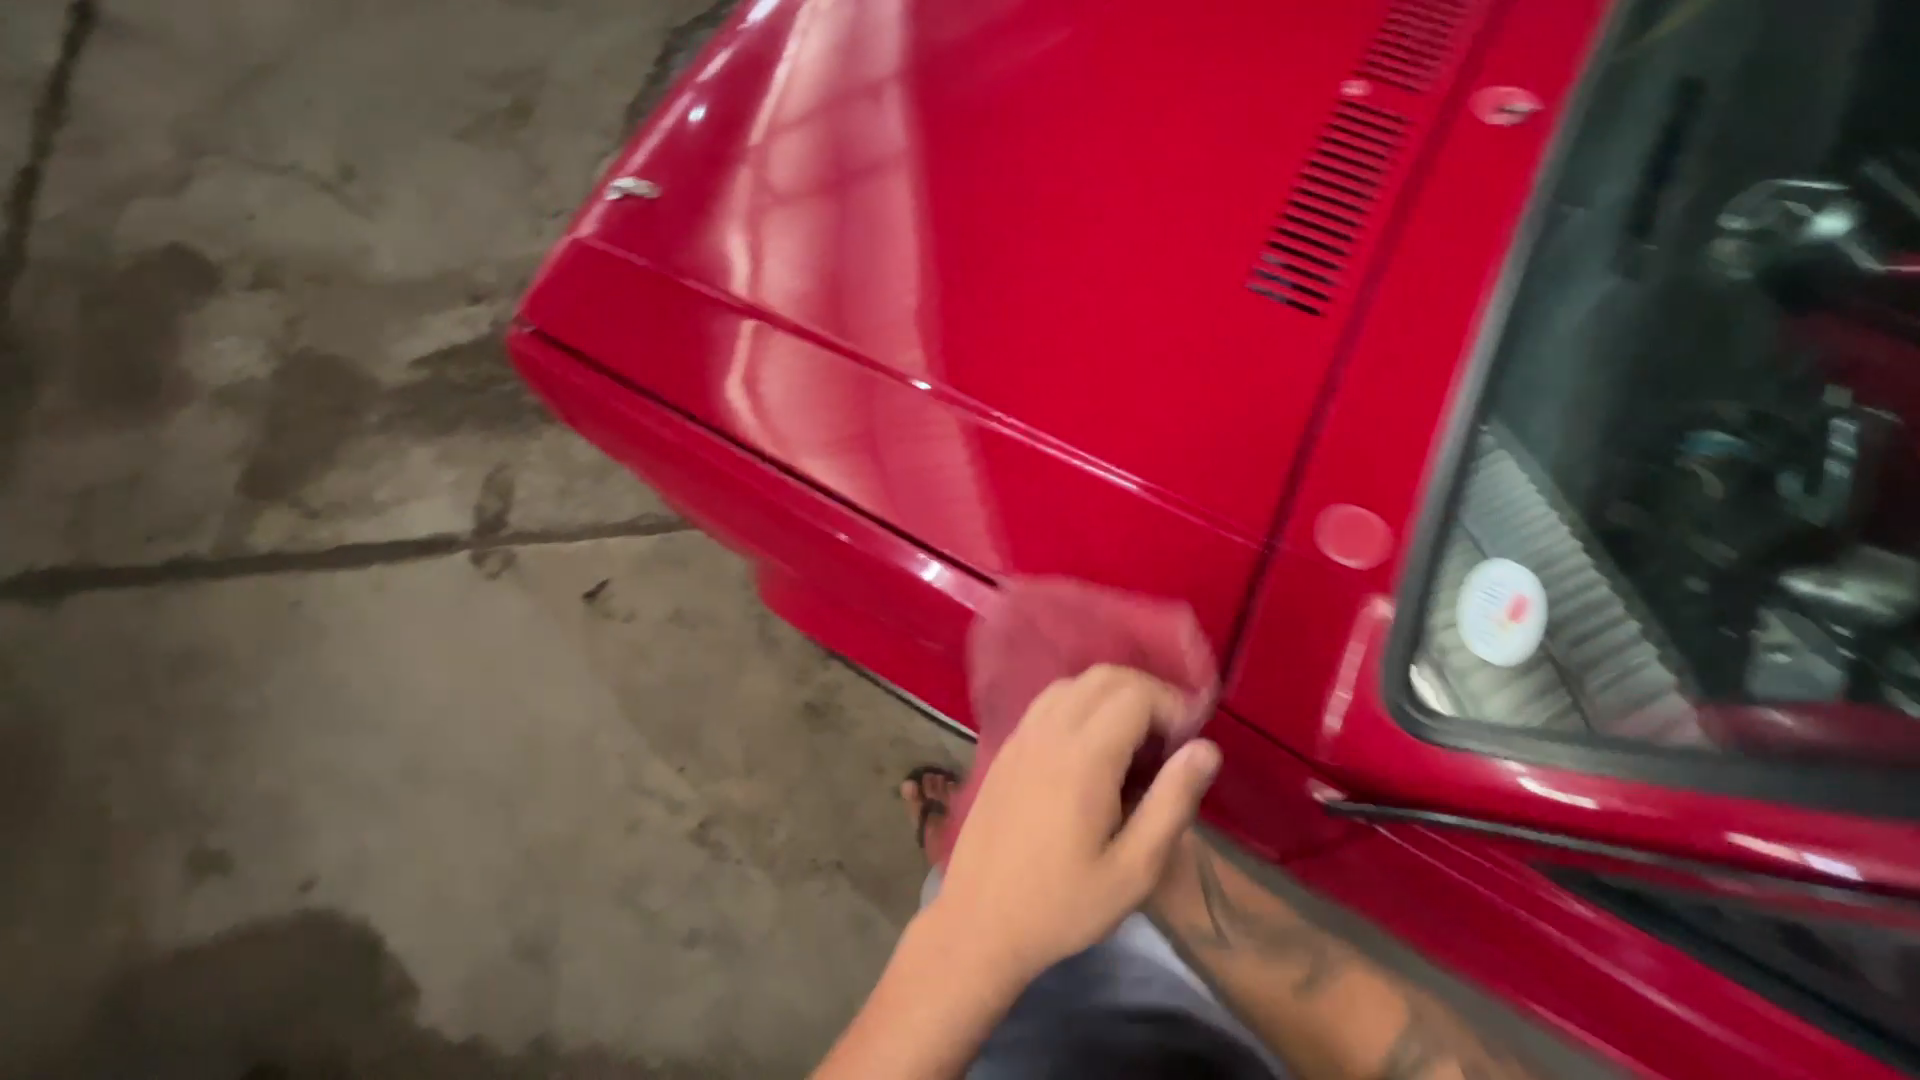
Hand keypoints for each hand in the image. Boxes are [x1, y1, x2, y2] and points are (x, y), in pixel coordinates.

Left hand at [925, 664, 1221, 981]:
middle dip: (1146, 693)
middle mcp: (1048, 733)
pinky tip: (1090, 750)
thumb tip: (1206, 748)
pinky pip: (1046, 704)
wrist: (978, 924)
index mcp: (1082, 758)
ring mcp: (1020, 738)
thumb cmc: (1063, 905)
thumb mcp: (1134, 870)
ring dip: (1111, 696)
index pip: (1136, 694)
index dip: (1173, 707)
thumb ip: (1172, 803)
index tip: (1188, 746)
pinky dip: (1079, 705)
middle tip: (1169, 739)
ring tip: (1134, 742)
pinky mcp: (1004, 751)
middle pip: (1104, 677)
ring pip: (1072, 684)